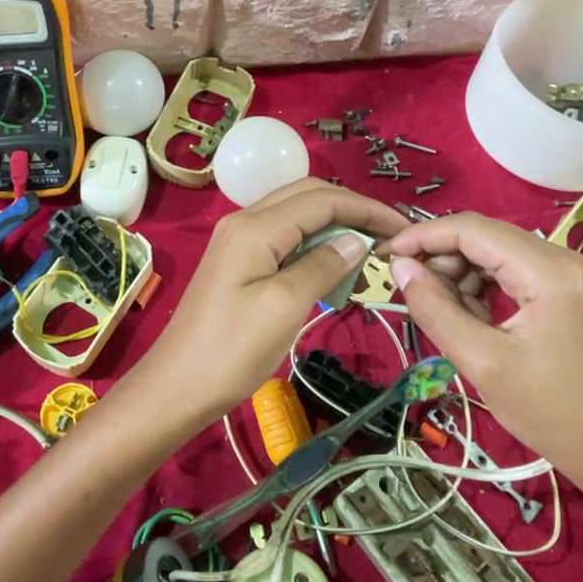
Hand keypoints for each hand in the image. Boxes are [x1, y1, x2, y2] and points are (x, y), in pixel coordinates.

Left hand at [130, 179, 409, 428]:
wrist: (177, 385)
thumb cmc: (231, 351)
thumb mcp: (284, 307)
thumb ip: (321, 266)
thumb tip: (355, 239)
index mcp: (255, 227)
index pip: (322, 198)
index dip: (366, 209)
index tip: (405, 229)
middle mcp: (244, 222)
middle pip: (308, 196)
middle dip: (352, 210)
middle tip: (390, 238)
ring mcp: (238, 242)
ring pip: (296, 216)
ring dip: (333, 227)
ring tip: (367, 255)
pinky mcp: (238, 263)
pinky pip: (283, 239)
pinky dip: (313, 246)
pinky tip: (332, 269)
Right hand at [386, 213, 582, 503]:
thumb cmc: (555, 413)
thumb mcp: (483, 362)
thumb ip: (436, 309)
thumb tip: (400, 269)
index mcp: (547, 270)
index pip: (471, 229)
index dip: (422, 237)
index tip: (384, 256)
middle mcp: (560, 259)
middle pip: (483, 237)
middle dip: (439, 257)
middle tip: (409, 292)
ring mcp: (566, 276)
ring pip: (494, 255)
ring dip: (458, 275)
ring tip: (438, 312)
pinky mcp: (565, 294)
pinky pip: (510, 274)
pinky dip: (481, 289)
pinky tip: (467, 318)